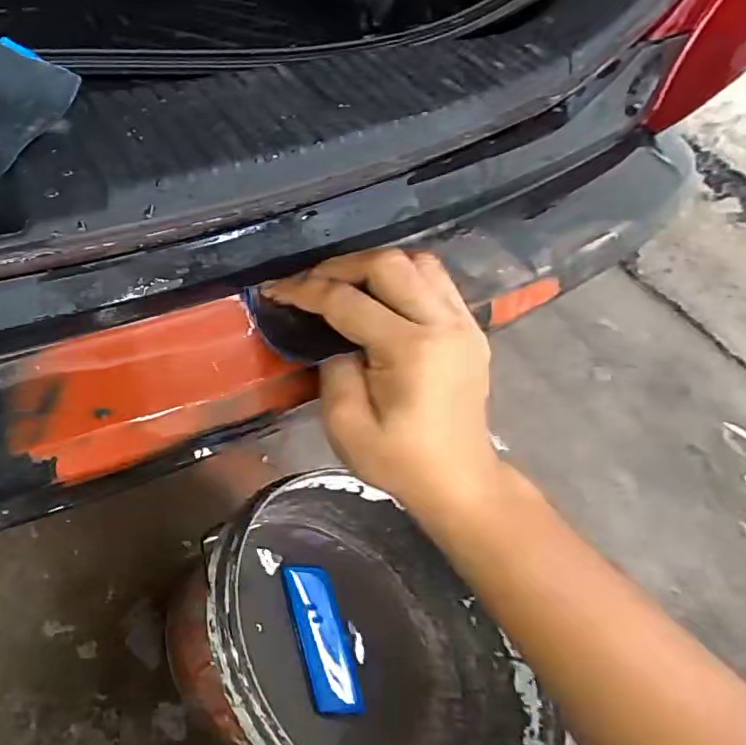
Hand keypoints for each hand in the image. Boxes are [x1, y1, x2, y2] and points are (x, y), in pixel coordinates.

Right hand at [261, 249, 506, 516]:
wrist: (460, 482)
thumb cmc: (399, 461)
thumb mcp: (346, 426)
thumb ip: (333, 370)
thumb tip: (335, 342)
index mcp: (411, 350)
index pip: (348, 301)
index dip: (305, 291)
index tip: (274, 291)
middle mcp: (443, 324)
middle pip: (389, 264)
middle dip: (339, 267)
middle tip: (307, 283)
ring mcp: (464, 323)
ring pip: (419, 262)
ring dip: (374, 266)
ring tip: (343, 284)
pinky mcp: (471, 329)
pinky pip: (436, 281)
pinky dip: (403, 277)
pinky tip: (379, 296)